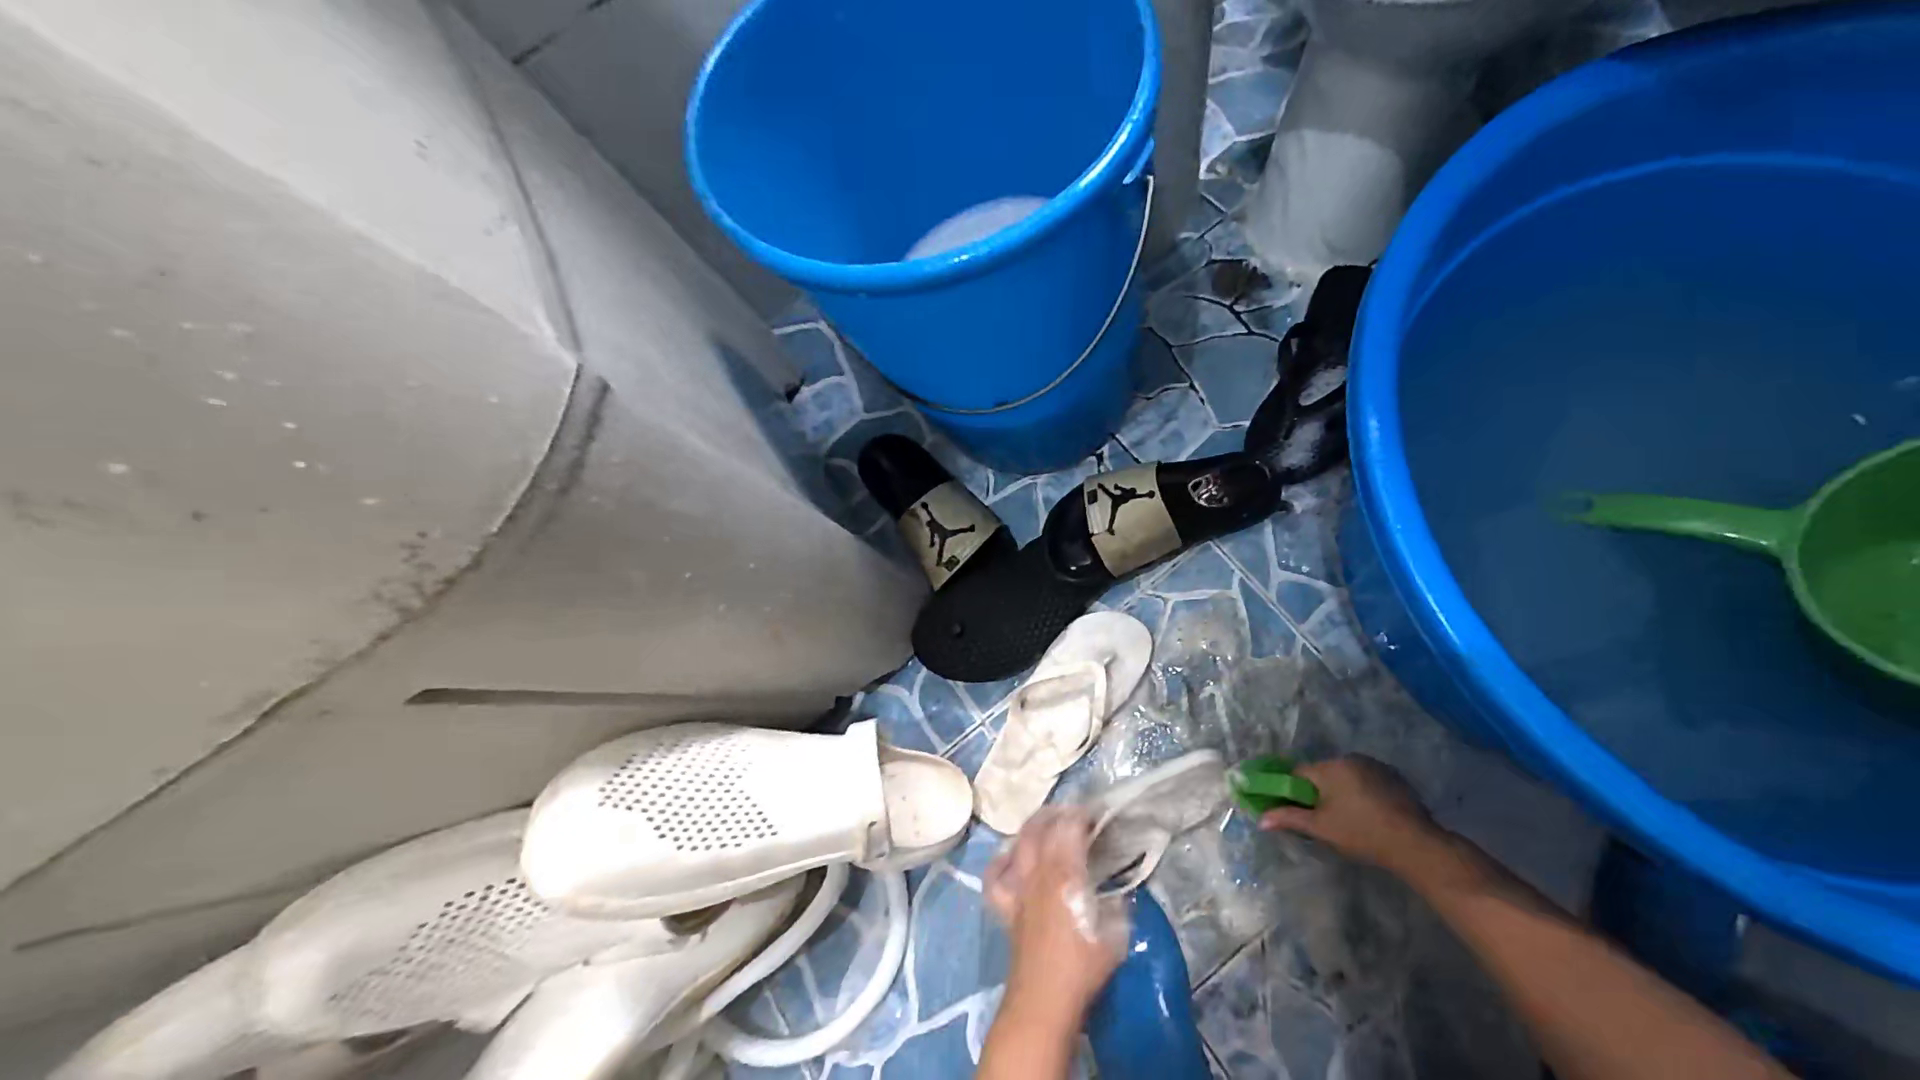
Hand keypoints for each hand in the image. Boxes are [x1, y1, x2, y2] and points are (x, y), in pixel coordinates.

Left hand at [983, 808, 1126, 1020]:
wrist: (1044, 999)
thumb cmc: (1083, 967)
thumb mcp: (1115, 934)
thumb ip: (1118, 906)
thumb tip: (1119, 892)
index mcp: (1064, 873)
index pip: (1069, 828)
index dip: (1081, 814)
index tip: (1096, 813)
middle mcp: (1037, 872)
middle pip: (1039, 828)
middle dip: (1055, 813)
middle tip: (1073, 814)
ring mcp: (1017, 887)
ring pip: (1017, 844)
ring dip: (1031, 829)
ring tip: (1045, 825)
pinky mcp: (1005, 906)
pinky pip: (995, 875)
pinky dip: (1001, 860)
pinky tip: (1010, 857)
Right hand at [1257, 755, 1449, 877]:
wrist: (1416, 844)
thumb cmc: (1361, 834)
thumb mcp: (1321, 828)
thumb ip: (1289, 818)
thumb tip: (1260, 819)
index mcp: (1329, 767)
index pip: (1298, 773)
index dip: (1293, 791)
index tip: (1296, 809)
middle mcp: (1350, 759)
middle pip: (1323, 773)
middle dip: (1319, 791)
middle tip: (1324, 817)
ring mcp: (1375, 766)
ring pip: (1345, 776)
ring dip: (1342, 790)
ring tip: (1349, 817)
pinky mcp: (1394, 777)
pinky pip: (1366, 779)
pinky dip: (1362, 791)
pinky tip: (1369, 813)